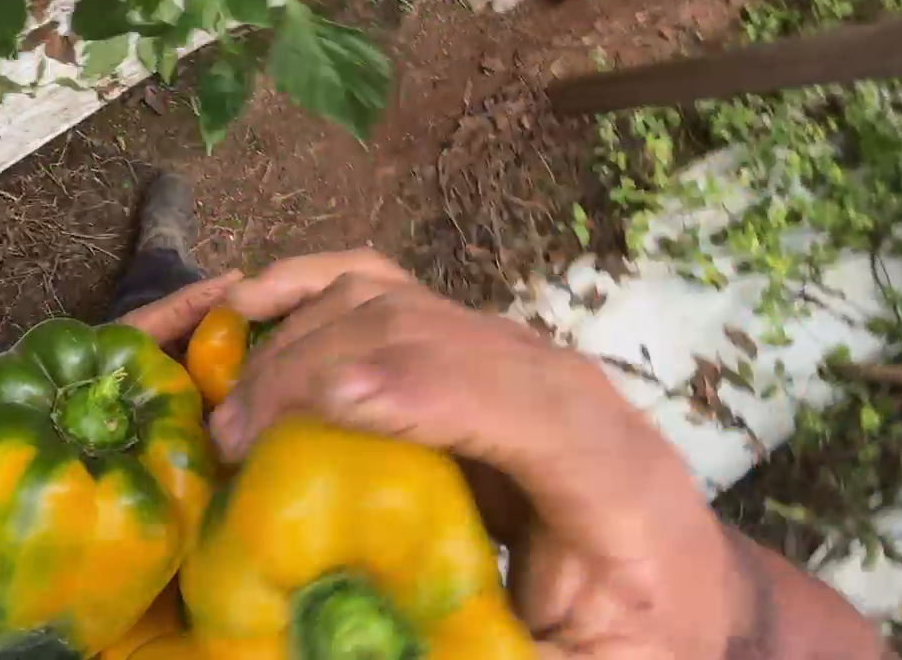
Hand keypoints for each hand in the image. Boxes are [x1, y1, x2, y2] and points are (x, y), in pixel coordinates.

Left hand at [0, 271, 241, 536]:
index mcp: (60, 371)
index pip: (131, 332)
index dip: (181, 309)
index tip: (232, 283)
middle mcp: (84, 393)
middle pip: (161, 361)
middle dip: (213, 349)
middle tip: (273, 348)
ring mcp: (90, 426)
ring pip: (158, 401)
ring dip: (205, 397)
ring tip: (262, 399)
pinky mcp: (89, 462)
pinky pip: (146, 445)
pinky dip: (180, 443)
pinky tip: (213, 459)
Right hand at [209, 250, 752, 659]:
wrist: (669, 560)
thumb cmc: (637, 622)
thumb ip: (504, 659)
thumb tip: (359, 642)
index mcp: (606, 462)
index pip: (510, 400)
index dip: (416, 388)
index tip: (324, 406)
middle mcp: (546, 370)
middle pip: (417, 334)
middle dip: (313, 370)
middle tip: (233, 434)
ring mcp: (492, 335)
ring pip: (378, 298)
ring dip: (293, 338)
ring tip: (232, 400)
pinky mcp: (450, 326)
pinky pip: (369, 279)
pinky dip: (304, 281)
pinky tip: (250, 296)